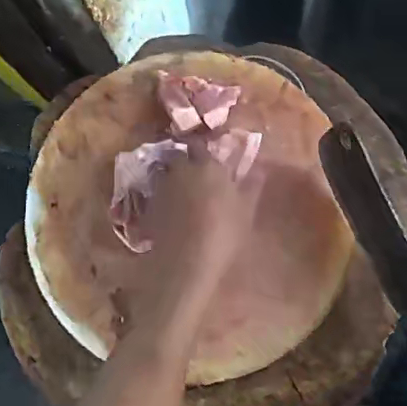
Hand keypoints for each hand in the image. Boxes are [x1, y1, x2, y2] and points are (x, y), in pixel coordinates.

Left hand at [121, 143, 263, 341]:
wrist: (186, 261)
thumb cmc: (224, 232)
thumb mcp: (246, 209)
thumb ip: (252, 184)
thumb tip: (259, 166)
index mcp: (206, 163)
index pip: (199, 143)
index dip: (203, 148)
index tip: (209, 155)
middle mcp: (179, 169)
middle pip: (178, 157)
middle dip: (185, 161)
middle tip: (197, 175)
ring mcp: (160, 187)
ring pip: (164, 174)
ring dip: (172, 178)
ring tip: (183, 193)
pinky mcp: (147, 206)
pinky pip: (155, 195)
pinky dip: (162, 198)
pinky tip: (171, 213)